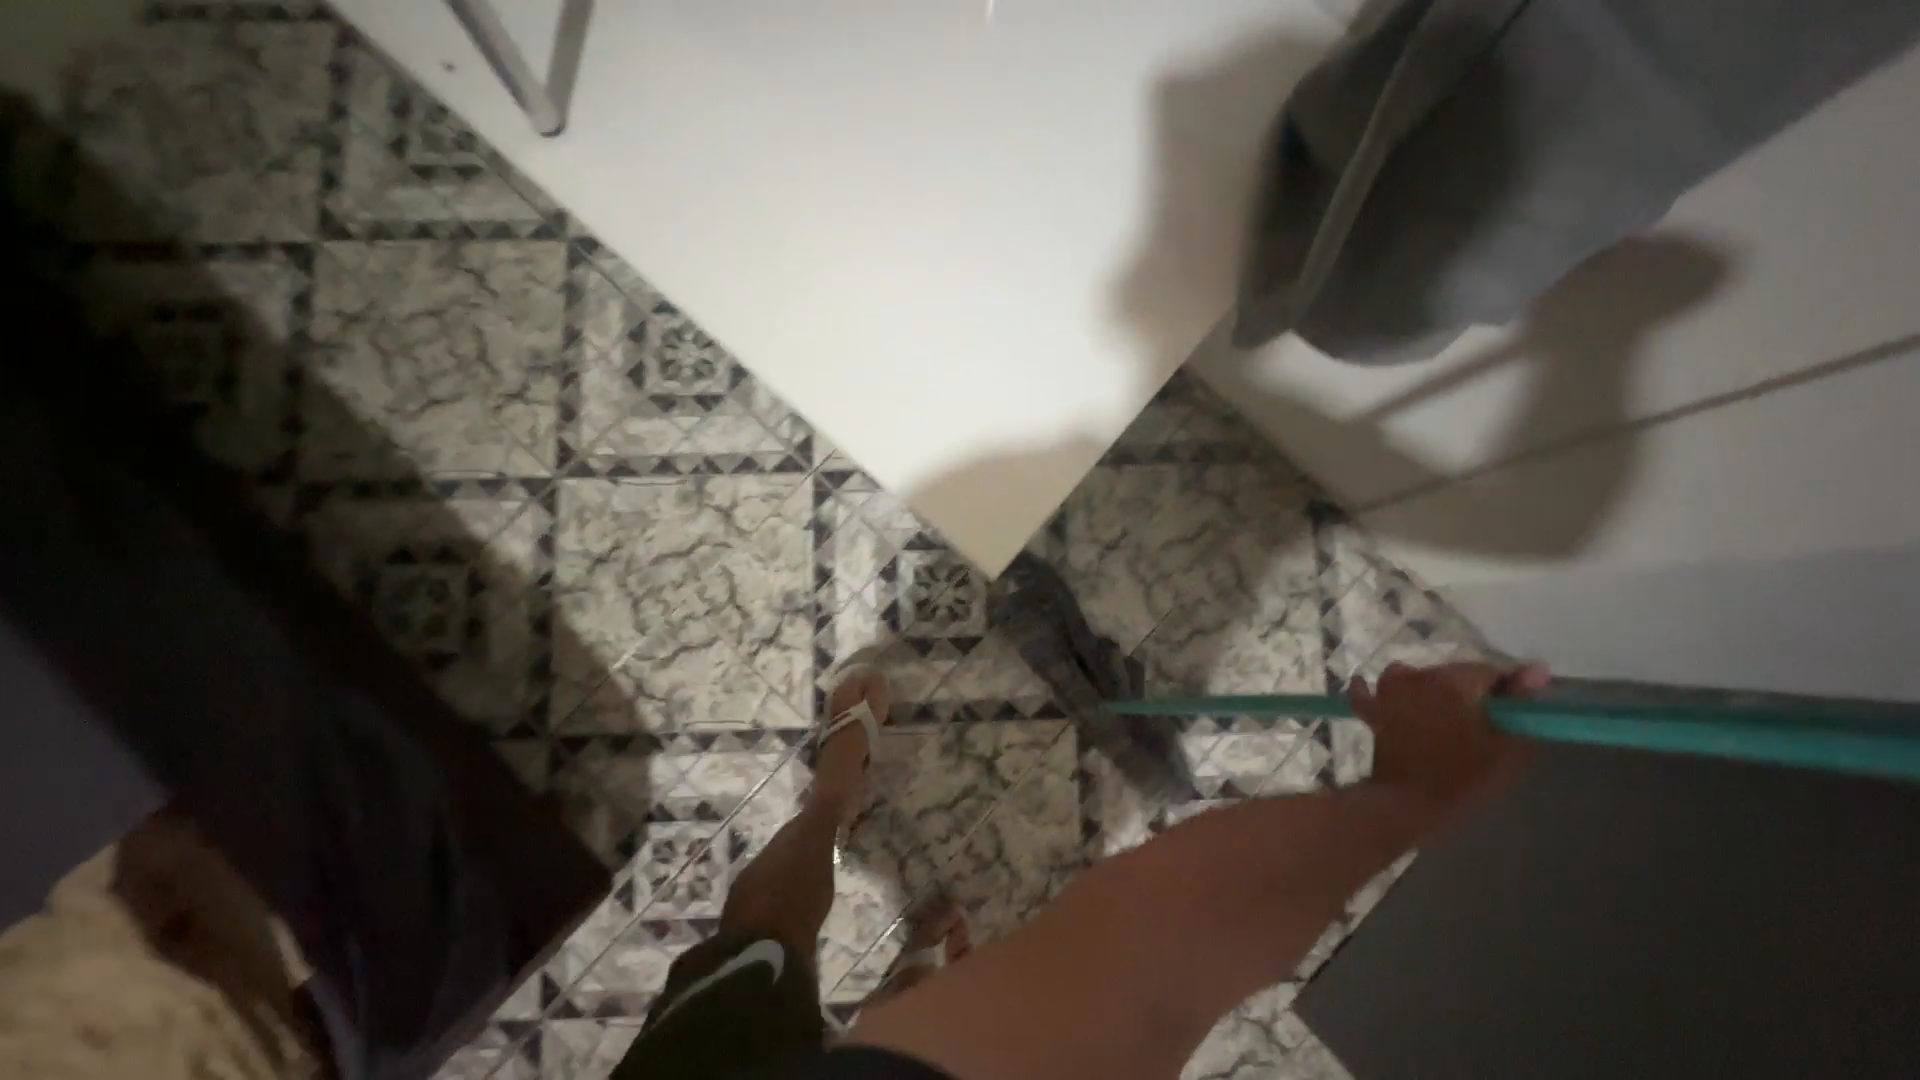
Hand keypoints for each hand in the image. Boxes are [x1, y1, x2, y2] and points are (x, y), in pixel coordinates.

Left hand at [1348, 661, 1549, 818]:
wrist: (1412, 801)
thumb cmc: (1466, 776)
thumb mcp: (1508, 744)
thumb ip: (1521, 701)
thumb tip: (1538, 668)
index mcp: (1452, 681)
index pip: (1488, 671)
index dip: (1502, 690)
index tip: (1508, 712)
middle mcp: (1415, 677)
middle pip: (1450, 673)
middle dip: (1467, 690)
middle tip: (1478, 722)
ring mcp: (1388, 693)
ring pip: (1411, 677)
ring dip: (1426, 688)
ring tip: (1441, 714)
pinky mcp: (1372, 712)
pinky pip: (1366, 694)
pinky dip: (1368, 691)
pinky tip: (1367, 687)